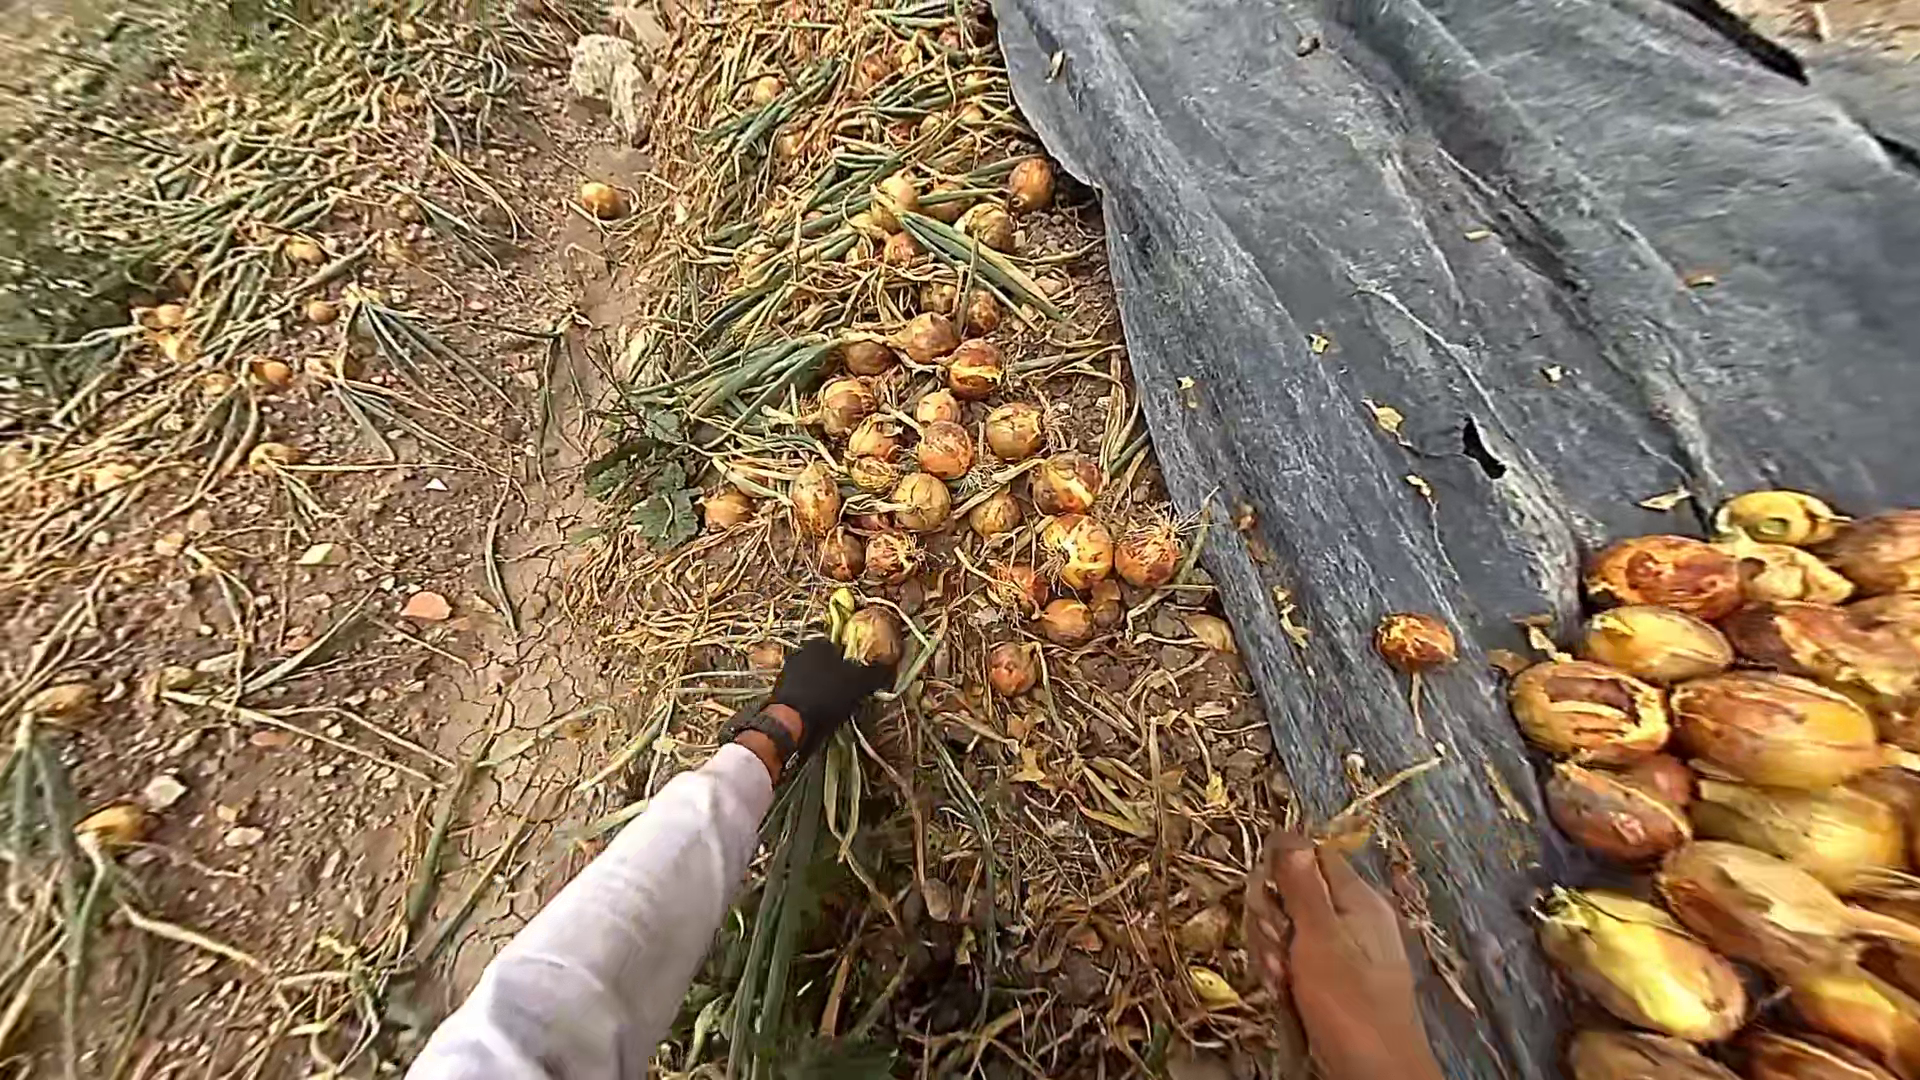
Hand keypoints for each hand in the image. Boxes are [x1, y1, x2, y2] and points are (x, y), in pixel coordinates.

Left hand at [770, 637, 894, 759]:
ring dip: (824, 690)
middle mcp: (798, 655)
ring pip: (813, 679)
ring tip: (836, 706)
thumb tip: (891, 665)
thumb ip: (876, 673)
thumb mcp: (859, 683)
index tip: (859, 675)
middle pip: (824, 663)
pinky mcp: (779, 696)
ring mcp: (785, 675)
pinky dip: (812, 703)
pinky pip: (803, 696)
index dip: (851, 660)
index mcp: (817, 645)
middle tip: (850, 691)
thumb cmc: (827, 695)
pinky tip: (821, 715)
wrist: (790, 723)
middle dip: (836, 675)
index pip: (838, 646)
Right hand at [1243, 829, 1443, 1079]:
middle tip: (1275, 943)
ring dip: (1270, 945)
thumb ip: (1301, 885)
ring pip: (1283, 921)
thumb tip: (1289, 831)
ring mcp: (1339, 946)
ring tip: (1280, 976)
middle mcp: (1349, 916)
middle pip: (1290, 887)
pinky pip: (1290, 950)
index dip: (1280, 865)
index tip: (1266, 890)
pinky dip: (1279, 967)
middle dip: (1270, 914)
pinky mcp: (1327, 974)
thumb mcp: (1321, 940)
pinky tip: (1282, 989)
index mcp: (1357, 899)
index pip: (1310, 852)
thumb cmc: (1352, 1010)